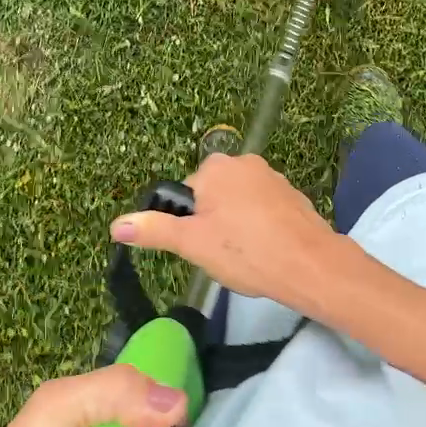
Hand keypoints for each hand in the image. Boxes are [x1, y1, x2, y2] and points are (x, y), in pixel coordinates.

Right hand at [110, 153, 346, 308]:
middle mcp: (243, 161)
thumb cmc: (246, 251)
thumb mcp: (192, 243)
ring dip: (237, 226)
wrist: (310, 265)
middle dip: (213, 224)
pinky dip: (260, 227)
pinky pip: (262, 209)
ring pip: (238, 204)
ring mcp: (271, 176)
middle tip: (224, 254)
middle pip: (212, 197)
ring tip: (247, 256)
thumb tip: (116, 225)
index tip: (203, 246)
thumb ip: (154, 230)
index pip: (188, 194)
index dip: (190, 224)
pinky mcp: (291, 194)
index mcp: (215, 167)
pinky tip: (266, 251)